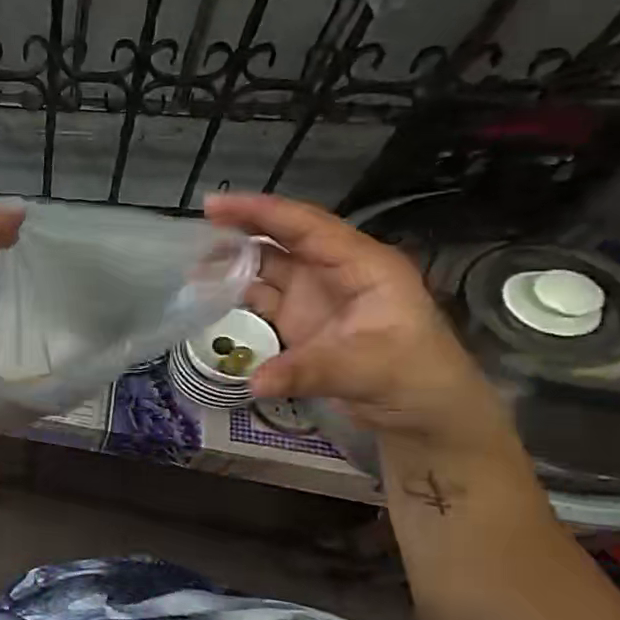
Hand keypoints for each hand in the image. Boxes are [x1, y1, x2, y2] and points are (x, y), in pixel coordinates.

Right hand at [204, 194, 507, 446]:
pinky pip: (262, 304)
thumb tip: (254, 381)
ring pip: (267, 271)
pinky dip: (236, 300)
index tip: (216, 205)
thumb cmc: (414, 376)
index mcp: (360, 264)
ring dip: (232, 267)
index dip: (261, 212)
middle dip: (239, 232)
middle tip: (195, 232)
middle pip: (280, 241)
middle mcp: (333, 272)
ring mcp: (314, 298)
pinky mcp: (300, 325)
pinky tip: (209, 301)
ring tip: (193, 270)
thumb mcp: (366, 369)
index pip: (306, 226)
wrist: (426, 414)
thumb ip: (308, 371)